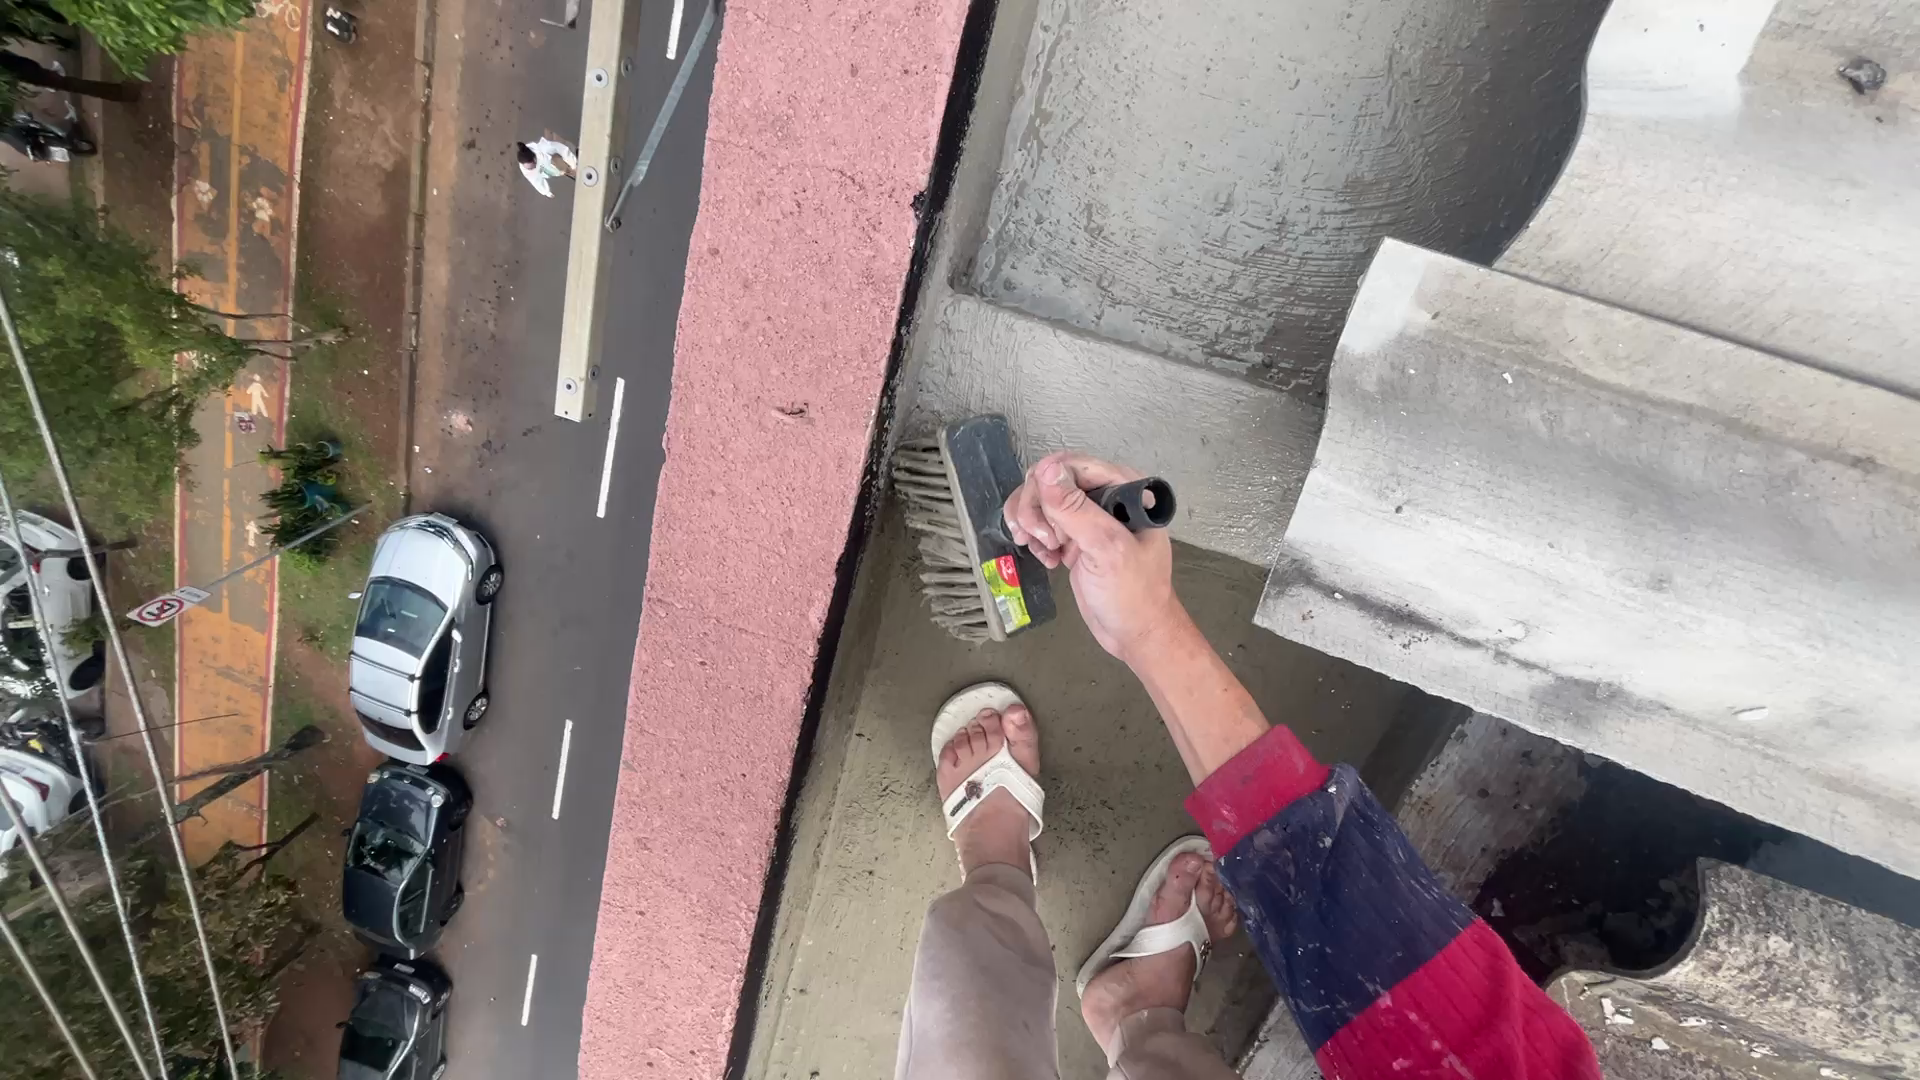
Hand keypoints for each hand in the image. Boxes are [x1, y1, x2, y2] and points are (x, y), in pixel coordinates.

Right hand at [1002, 452, 1179, 661]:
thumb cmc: (1132, 594)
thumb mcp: (1106, 549)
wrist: (1135, 634)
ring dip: (1032, 523)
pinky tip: (1047, 560)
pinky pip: (1041, 523)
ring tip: (1042, 550)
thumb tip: (1046, 469)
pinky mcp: (1074, 537)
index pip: (1073, 465)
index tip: (1042, 520)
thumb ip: (1075, 509)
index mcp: (1124, 488)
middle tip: (1042, 539)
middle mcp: (1106, 496)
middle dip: (1037, 508)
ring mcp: (1089, 517)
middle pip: (1051, 480)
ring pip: (1041, 500)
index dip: (1049, 485)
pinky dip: (1035, 539)